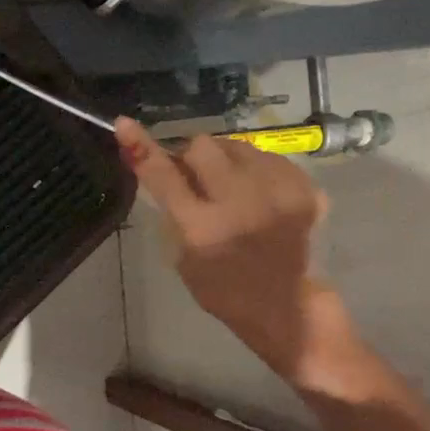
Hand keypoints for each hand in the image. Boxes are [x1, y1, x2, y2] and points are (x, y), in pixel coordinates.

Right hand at [115, 118, 342, 376]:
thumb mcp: (184, 257)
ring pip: (238, 145)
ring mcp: (278, 193)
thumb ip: (174, 211)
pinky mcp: (304, 188)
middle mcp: (241, 205)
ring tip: (231, 187)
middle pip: (204, 146)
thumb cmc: (223, 290)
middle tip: (195, 177)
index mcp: (202, 229)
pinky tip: (257, 193)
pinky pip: (268, 157)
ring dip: (226, 160)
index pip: (165, 177)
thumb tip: (165, 167)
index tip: (125, 124)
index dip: (142, 147)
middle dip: (193, 156)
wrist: (287, 306)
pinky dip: (255, 169)